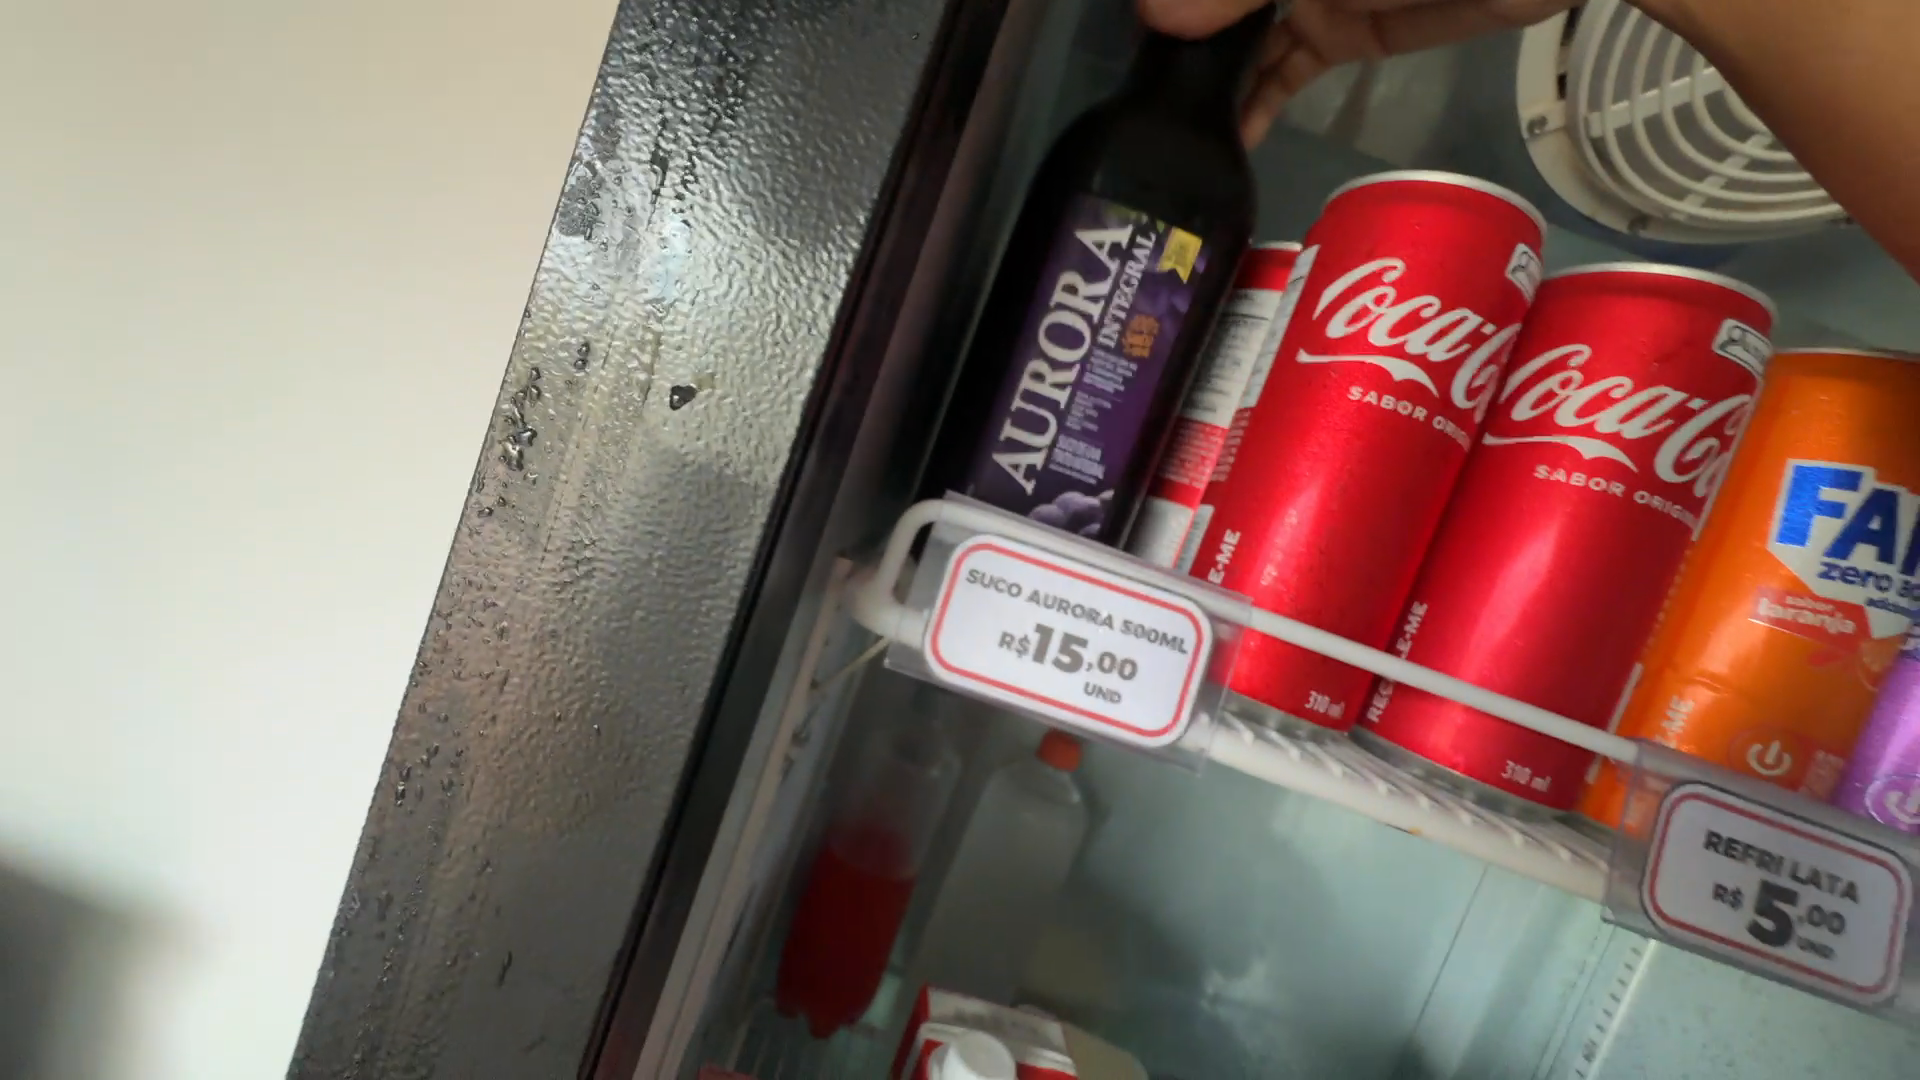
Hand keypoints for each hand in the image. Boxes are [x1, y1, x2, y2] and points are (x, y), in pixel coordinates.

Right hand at [1139, 0, 1579, 144]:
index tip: (1134, 61)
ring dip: (1214, 86)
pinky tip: (1231, 139)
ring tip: (1180, 134)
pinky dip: (1257, 105)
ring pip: (1244, 44)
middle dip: (1182, 54)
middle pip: (1217, 15)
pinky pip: (1284, 73)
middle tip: (1145, 108)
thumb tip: (1150, 14)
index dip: (1168, 16)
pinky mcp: (1345, 32)